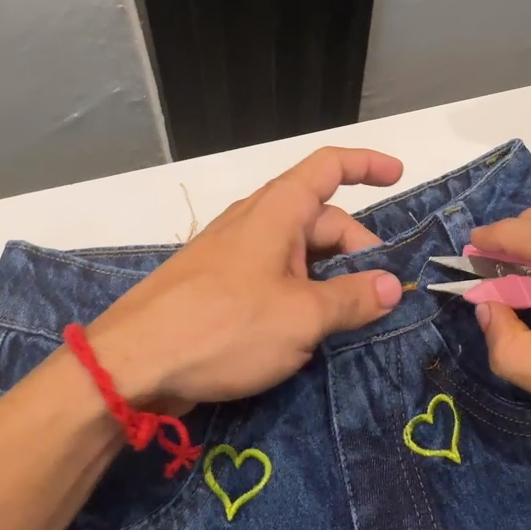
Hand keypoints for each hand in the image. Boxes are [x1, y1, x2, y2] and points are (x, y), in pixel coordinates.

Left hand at [87, 148, 406, 406]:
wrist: (131, 364)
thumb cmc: (224, 326)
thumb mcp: (301, 318)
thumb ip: (352, 299)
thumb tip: (391, 286)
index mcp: (278, 210)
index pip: (329, 167)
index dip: (367, 165)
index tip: (399, 176)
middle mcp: (256, 222)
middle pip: (321, 218)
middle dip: (357, 249)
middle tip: (380, 295)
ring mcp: (235, 254)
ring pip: (299, 252)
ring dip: (330, 275)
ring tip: (349, 318)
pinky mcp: (220, 287)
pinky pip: (274, 276)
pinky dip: (302, 292)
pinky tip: (307, 330)